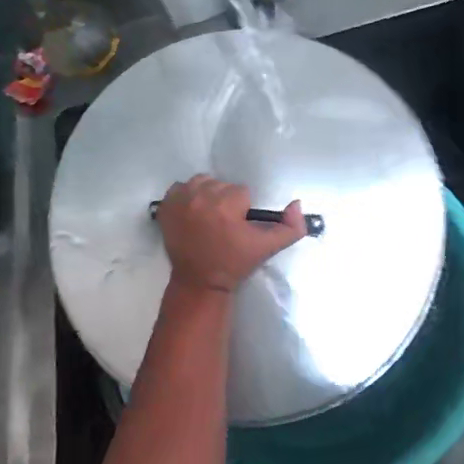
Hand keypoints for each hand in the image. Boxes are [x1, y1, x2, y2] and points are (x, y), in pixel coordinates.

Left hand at [156, 176, 306, 292]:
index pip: (242, 192)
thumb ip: (291, 228)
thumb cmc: (234, 264)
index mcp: (226, 204)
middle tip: (223, 226)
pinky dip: (186, 197)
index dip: (242, 210)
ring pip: (201, 183)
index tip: (236, 227)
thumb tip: (297, 204)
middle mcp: (201, 196)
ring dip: (206, 196)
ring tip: (207, 218)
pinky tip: (192, 214)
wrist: (199, 281)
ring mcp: (181, 200)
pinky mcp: (166, 206)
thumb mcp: (267, 248)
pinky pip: (180, 187)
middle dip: (225, 202)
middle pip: (221, 185)